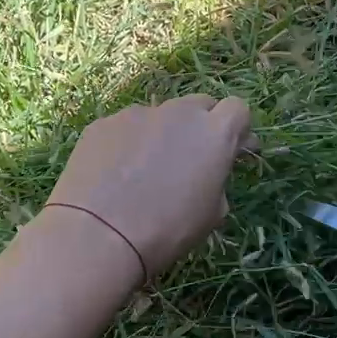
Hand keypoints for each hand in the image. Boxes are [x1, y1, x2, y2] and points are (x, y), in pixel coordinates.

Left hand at [44, 95, 255, 275]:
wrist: (99, 233)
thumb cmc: (167, 229)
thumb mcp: (212, 213)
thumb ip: (218, 180)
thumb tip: (210, 170)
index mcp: (214, 133)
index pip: (238, 109)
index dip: (237, 129)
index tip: (232, 150)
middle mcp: (179, 113)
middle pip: (200, 105)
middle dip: (202, 126)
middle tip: (192, 159)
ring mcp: (138, 113)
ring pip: (160, 116)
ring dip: (163, 135)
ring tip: (146, 171)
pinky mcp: (104, 123)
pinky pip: (126, 127)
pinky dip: (129, 143)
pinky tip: (116, 174)